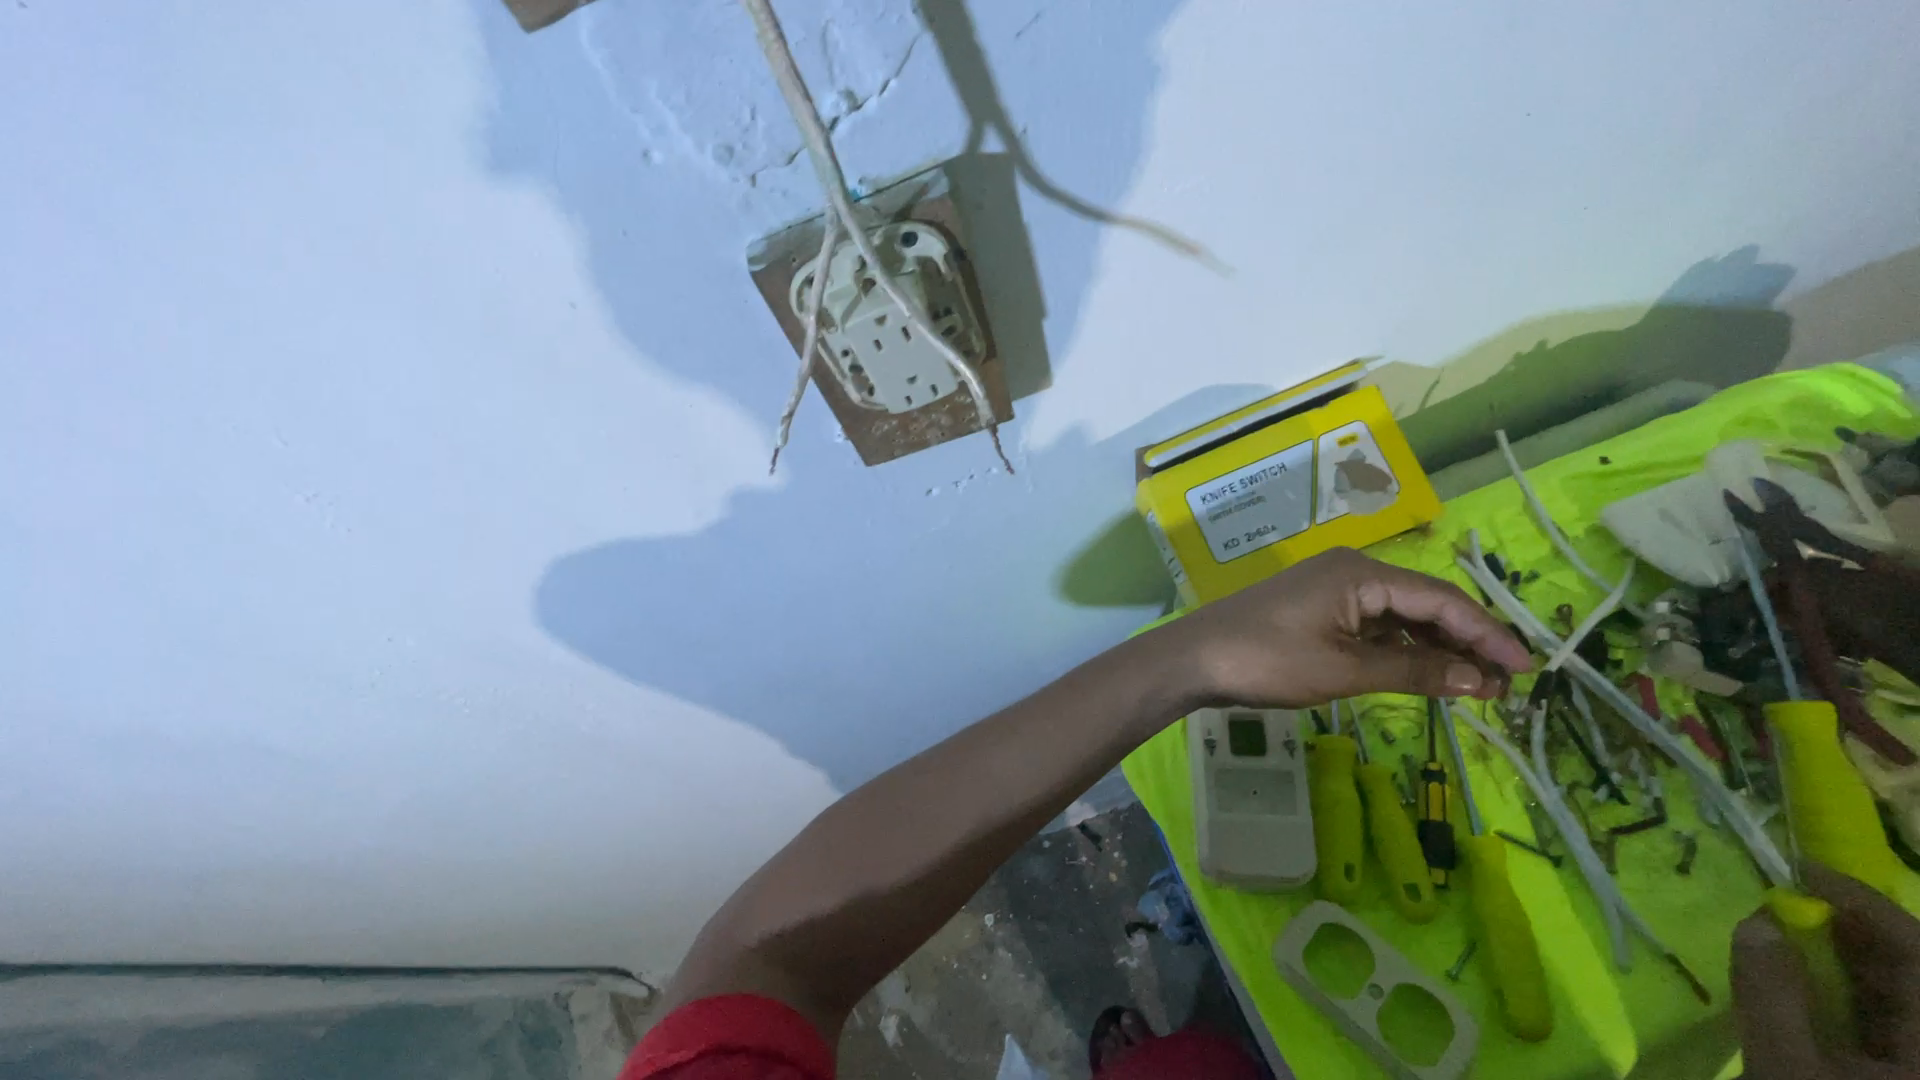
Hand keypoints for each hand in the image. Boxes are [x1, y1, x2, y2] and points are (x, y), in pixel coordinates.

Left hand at [1158, 547, 1531, 708]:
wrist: (1195, 658)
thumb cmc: (1267, 660)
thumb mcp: (1343, 670)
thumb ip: (1413, 673)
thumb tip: (1478, 680)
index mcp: (1361, 574)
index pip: (1441, 600)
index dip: (1487, 634)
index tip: (1524, 669)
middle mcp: (1352, 572)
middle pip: (1425, 604)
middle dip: (1466, 642)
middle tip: (1505, 685)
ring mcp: (1333, 590)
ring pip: (1401, 617)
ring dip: (1436, 650)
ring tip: (1475, 688)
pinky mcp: (1318, 610)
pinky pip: (1374, 626)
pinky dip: (1402, 650)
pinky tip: (1426, 675)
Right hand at [1731, 863, 1919, 1076]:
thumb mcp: (1787, 1071)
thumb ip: (1770, 992)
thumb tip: (1756, 923)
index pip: (1918, 953)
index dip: (1862, 904)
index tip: (1799, 870)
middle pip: (1917, 975)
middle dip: (1852, 933)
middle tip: (1784, 904)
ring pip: (1905, 1001)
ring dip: (1851, 966)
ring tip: (1787, 940)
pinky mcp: (1907, 1074)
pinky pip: (1899, 1029)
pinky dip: (1856, 1002)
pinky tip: (1810, 991)